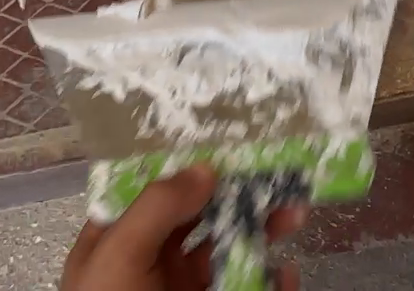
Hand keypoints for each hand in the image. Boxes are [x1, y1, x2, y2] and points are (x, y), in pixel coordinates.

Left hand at [60, 166, 307, 290]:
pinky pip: (245, 286)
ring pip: (228, 248)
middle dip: (239, 191)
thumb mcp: (119, 254)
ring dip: (263, 228)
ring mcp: (181, 290)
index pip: (156, 185)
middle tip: (276, 175)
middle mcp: (152, 259)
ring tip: (294, 214)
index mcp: (119, 237)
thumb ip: (158, 206)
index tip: (229, 139)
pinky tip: (287, 273)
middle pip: (201, 211)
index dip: (189, 162)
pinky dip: (270, 280)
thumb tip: (205, 168)